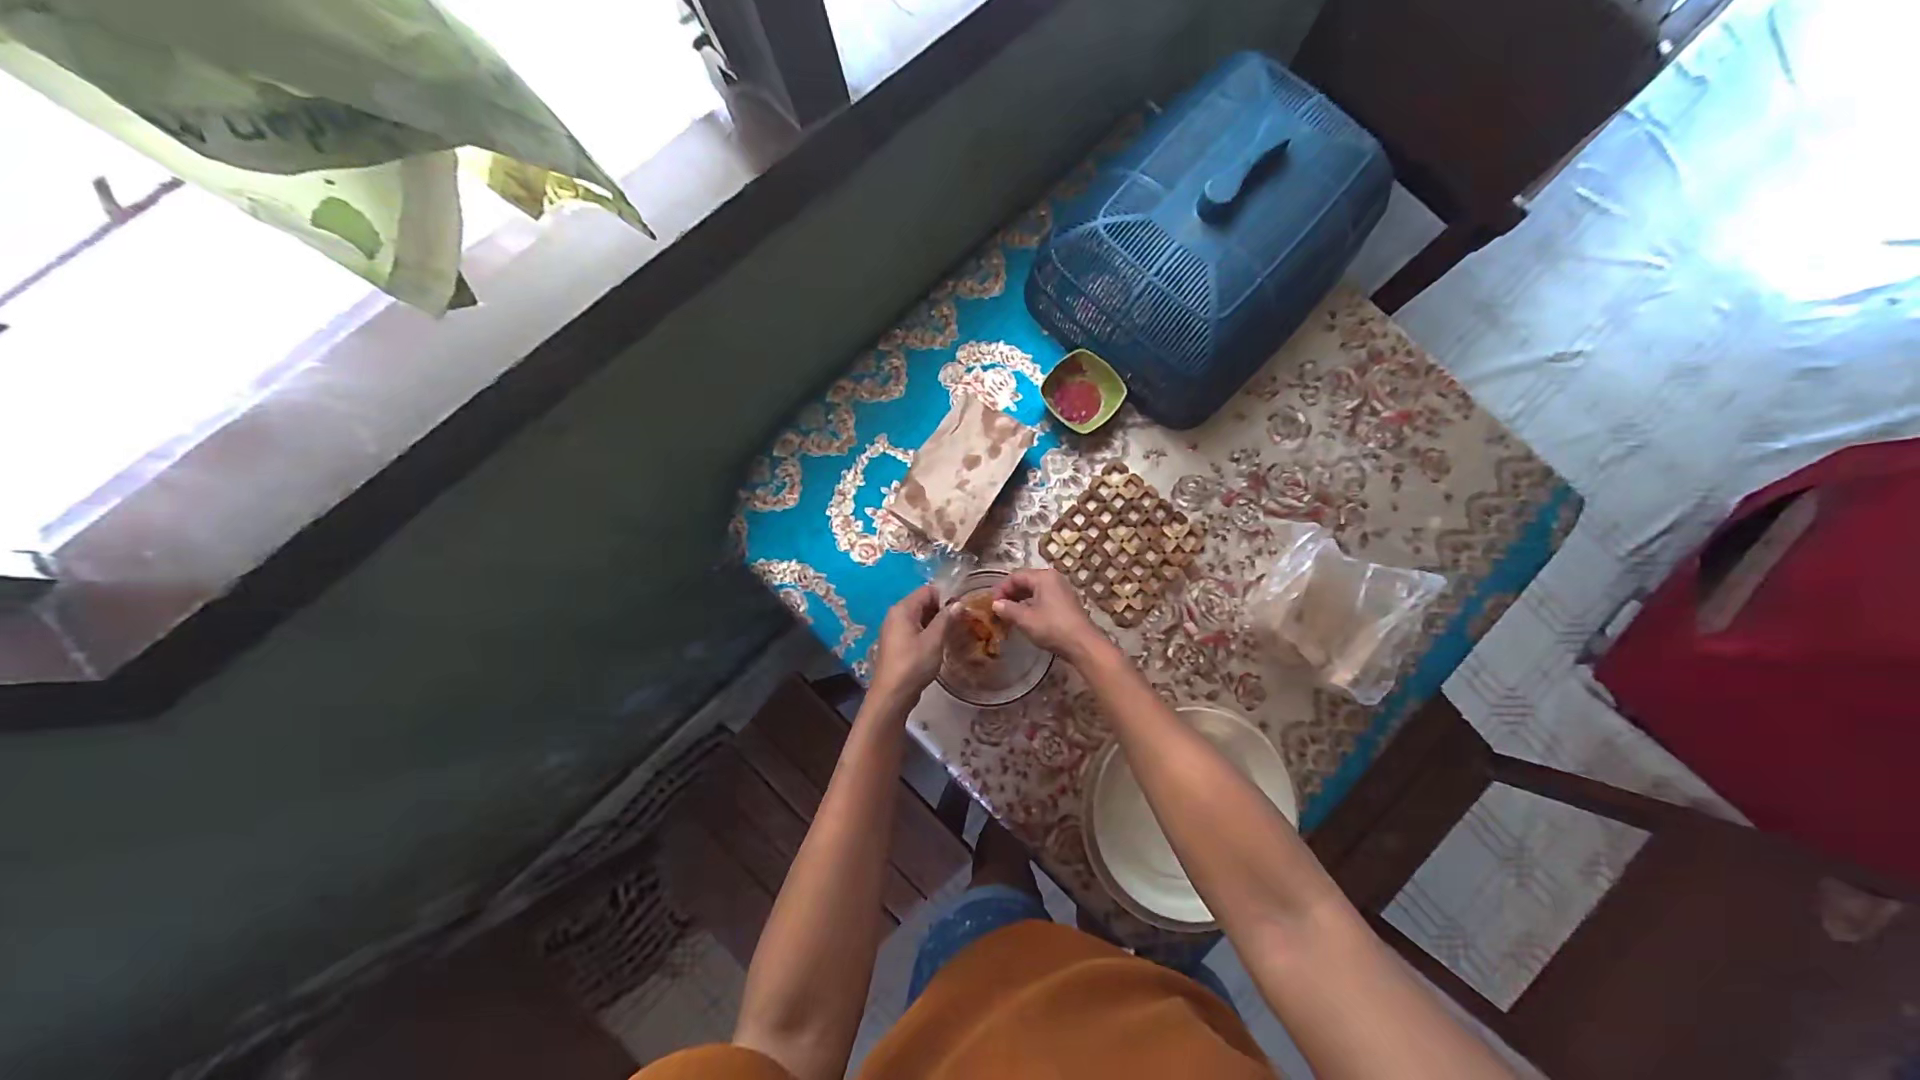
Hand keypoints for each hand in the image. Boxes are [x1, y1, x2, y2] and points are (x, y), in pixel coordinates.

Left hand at [867, 585, 953, 705]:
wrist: (892, 694)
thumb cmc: (914, 664)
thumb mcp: (934, 640)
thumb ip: (946, 618)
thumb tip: (958, 603)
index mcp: (902, 609)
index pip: (927, 590)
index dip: (945, 597)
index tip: (961, 611)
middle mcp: (895, 615)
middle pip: (922, 603)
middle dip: (941, 610)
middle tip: (960, 623)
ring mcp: (894, 630)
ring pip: (919, 618)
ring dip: (935, 623)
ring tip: (952, 634)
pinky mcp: (896, 644)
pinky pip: (914, 630)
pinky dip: (927, 633)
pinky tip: (938, 645)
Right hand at [991, 568, 1106, 664]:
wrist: (1082, 644)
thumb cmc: (1052, 628)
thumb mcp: (1025, 619)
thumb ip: (1008, 609)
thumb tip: (996, 604)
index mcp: (1043, 577)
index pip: (1016, 576)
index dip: (1001, 589)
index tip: (992, 604)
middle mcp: (1053, 578)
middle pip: (1026, 581)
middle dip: (1010, 594)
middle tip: (998, 609)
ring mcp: (1061, 590)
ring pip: (1034, 590)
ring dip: (1020, 600)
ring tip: (1009, 615)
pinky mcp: (1066, 602)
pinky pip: (1043, 597)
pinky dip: (1031, 605)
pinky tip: (1025, 618)